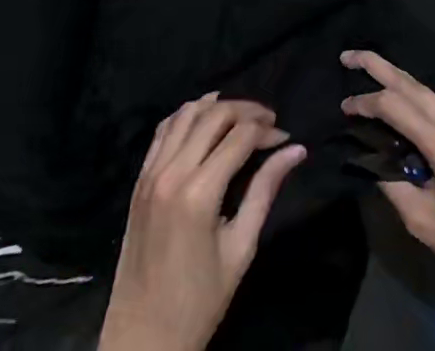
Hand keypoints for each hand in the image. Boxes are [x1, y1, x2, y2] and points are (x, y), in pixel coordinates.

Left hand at [99, 95, 306, 350]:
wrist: (142, 337)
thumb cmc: (200, 299)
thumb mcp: (241, 247)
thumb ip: (265, 190)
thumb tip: (296, 150)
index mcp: (198, 193)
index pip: (240, 136)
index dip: (267, 130)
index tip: (286, 138)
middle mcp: (171, 174)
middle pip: (213, 116)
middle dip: (246, 110)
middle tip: (269, 122)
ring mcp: (149, 175)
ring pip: (184, 114)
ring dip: (216, 107)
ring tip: (242, 116)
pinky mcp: (138, 182)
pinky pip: (162, 132)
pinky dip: (185, 116)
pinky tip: (205, 118)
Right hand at [340, 51, 434, 350]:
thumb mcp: (423, 221)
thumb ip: (392, 183)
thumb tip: (369, 157)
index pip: (396, 106)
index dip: (365, 103)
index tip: (341, 107)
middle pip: (413, 85)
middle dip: (379, 66)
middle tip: (348, 54)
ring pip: (426, 92)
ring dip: (395, 81)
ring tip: (366, 69)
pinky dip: (413, 100)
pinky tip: (396, 103)